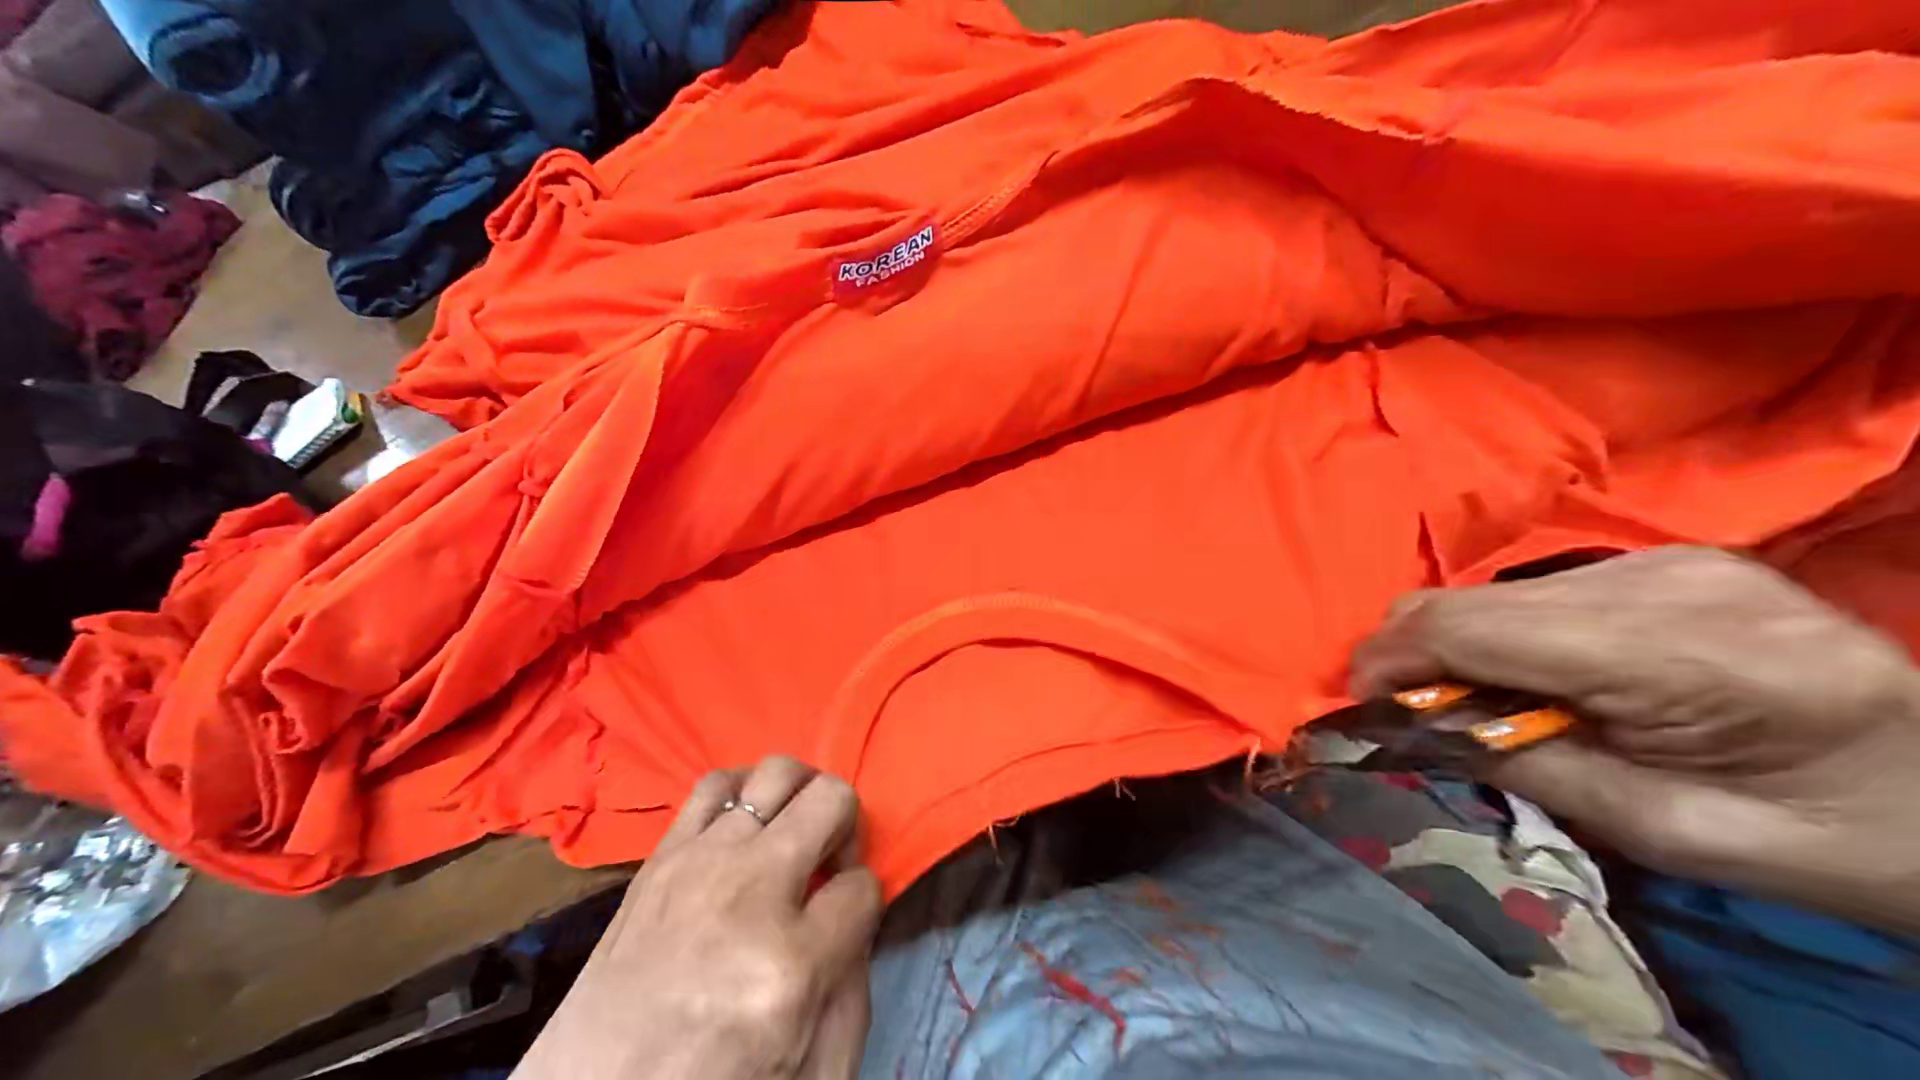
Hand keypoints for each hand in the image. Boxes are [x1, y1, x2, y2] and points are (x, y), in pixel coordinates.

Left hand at [515, 757, 882, 1079]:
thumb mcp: (812, 1069)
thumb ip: (855, 985)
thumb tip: (857, 912)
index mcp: (791, 964)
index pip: (863, 886)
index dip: (865, 899)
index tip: (848, 916)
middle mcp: (749, 893)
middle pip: (830, 800)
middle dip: (846, 826)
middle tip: (829, 864)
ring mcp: (699, 865)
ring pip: (777, 774)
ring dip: (800, 798)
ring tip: (791, 836)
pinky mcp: (661, 857)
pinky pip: (715, 784)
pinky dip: (745, 791)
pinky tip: (746, 824)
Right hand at [1351, 547, 1919, 934]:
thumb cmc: (1829, 837)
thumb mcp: (1668, 831)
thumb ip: (1527, 767)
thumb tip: (1414, 725)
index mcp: (1683, 655)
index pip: (1473, 627)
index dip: (1392, 659)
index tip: (1358, 701)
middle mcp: (1665, 580)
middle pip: (1468, 598)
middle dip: (1411, 653)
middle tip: (1409, 710)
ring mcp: (1667, 558)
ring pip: (1491, 590)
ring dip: (1455, 644)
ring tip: (1479, 701)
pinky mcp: (1667, 557)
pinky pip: (1533, 589)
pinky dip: (1501, 631)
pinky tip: (1535, 673)